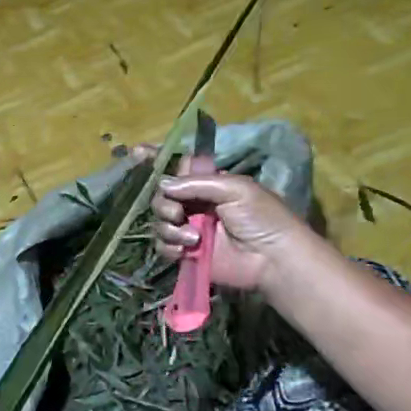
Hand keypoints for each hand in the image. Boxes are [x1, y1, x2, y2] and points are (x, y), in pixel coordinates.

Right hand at [149, 166, 312, 291]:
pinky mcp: (189, 255)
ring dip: (169, 226)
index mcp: (210, 183)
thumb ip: (198, 183)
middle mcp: (197, 204)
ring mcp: (191, 229)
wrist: (273, 258)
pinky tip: (187, 249)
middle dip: (164, 203)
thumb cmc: (262, 217)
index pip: (179, 168)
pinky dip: (170, 246)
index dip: (158, 160)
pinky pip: (164, 246)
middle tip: (178, 212)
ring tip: (192, 236)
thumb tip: (163, 184)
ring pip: (160, 221)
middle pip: (163, 196)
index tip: (137, 152)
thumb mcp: (235, 188)